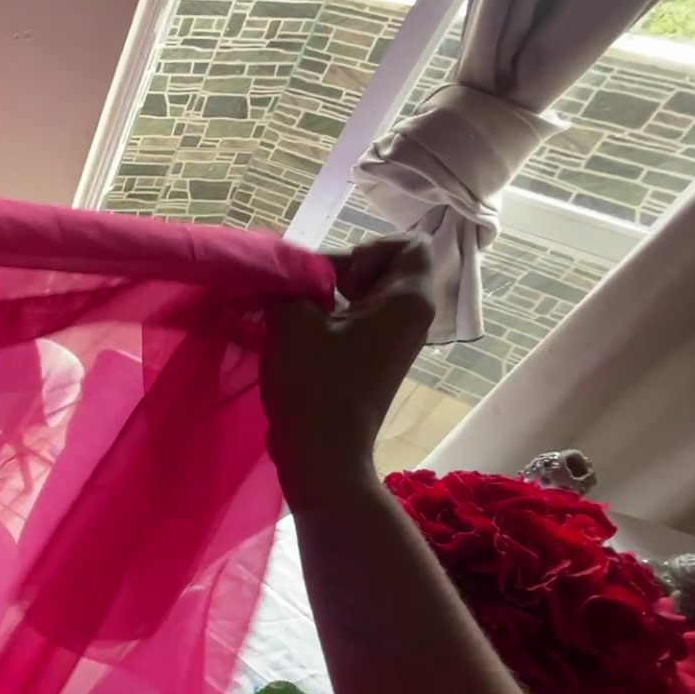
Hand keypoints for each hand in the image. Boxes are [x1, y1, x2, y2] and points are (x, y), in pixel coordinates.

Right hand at [261, 236, 434, 507]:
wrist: (322, 449)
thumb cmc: (314, 382)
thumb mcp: (292, 322)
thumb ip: (287, 286)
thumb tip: (281, 274)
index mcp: (408, 300)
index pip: (409, 244)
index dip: (366, 250)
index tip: (332, 279)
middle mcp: (413, 316)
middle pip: (385, 267)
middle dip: (339, 272)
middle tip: (303, 295)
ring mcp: (395, 340)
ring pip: (368, 295)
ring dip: (329, 297)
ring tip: (296, 315)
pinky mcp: (375, 358)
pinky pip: (359, 320)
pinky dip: (329, 319)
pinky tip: (299, 337)